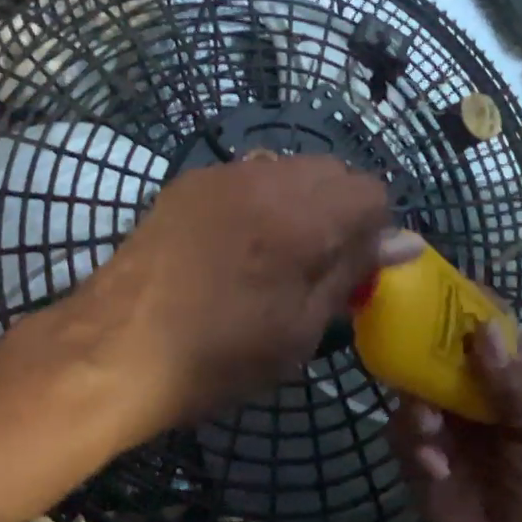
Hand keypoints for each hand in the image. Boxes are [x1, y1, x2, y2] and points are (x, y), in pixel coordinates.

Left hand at [76, 153, 422, 425]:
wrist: (116, 345)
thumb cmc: (219, 353)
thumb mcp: (300, 328)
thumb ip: (353, 272)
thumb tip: (405, 240)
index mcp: (303, 215)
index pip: (371, 190)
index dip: (374, 228)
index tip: (354, 269)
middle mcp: (268, 177)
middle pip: (331, 171)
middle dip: (339, 210)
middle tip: (317, 263)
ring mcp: (224, 172)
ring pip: (289, 168)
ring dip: (300, 201)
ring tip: (274, 253)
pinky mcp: (191, 179)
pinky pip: (248, 175)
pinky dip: (260, 199)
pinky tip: (234, 243)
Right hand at [393, 321, 521, 521]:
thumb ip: (516, 388)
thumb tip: (484, 328)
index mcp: (512, 386)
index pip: (489, 331)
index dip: (471, 304)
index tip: (445, 280)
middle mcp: (473, 396)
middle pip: (442, 351)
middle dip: (426, 346)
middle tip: (412, 340)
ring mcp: (444, 426)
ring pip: (414, 387)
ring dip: (418, 402)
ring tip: (429, 427)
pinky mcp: (420, 459)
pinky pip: (403, 434)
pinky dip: (414, 445)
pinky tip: (435, 467)